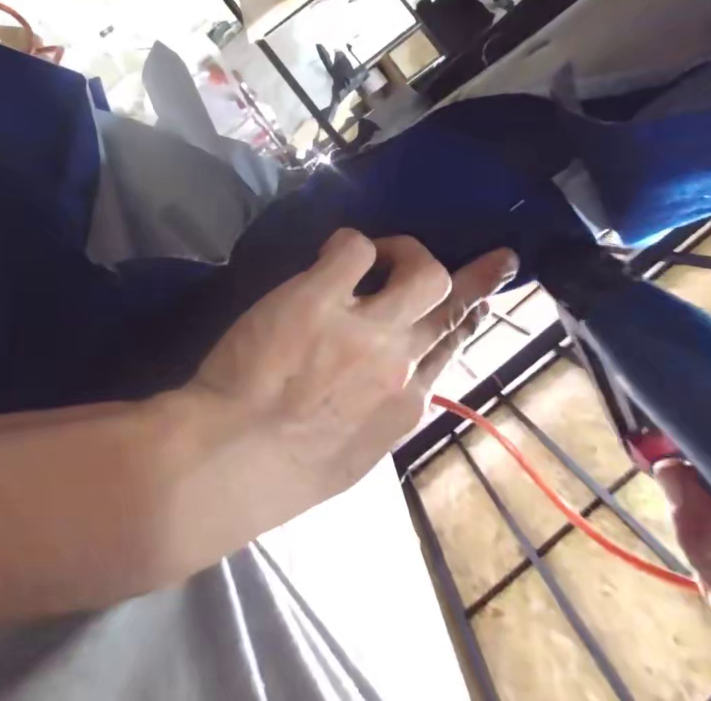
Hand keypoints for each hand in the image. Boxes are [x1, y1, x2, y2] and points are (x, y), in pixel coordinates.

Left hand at [181, 229, 517, 527]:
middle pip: (453, 301)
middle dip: (470, 273)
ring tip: (380, 254)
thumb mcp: (356, 451)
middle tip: (434, 257)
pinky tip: (329, 254)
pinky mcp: (320, 298)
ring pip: (423, 269)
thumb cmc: (284, 467)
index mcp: (407, 404)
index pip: (453, 343)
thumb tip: (396, 378)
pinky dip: (350, 243)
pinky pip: (356, 247)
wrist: (227, 462)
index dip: (470, 313)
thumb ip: (386, 410)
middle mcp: (399, 362)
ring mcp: (365, 328)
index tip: (483, 294)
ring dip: (406, 251)